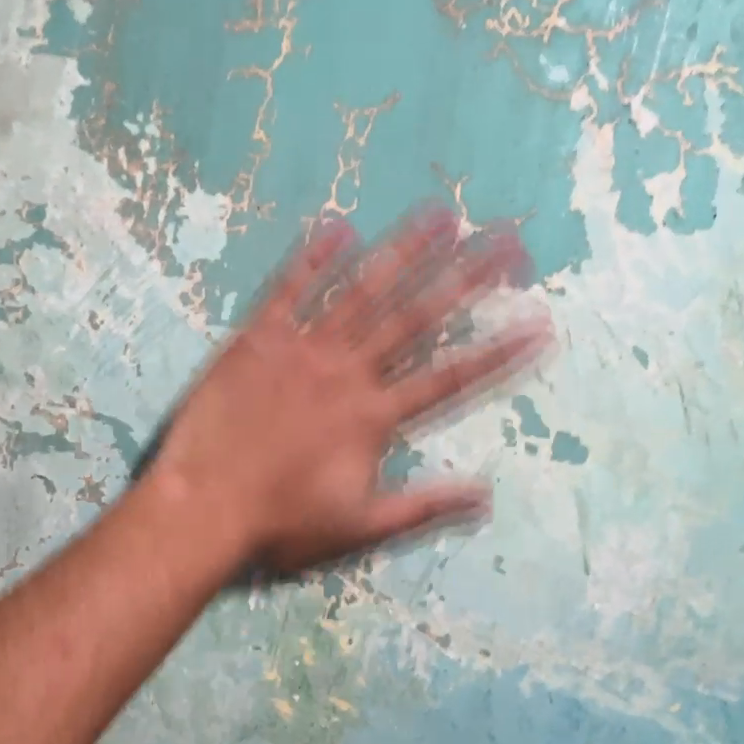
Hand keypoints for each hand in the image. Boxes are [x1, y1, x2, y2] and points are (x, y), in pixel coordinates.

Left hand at [144, 203, 553, 573]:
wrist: (203, 507)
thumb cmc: (280, 525)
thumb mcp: (359, 528)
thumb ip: (423, 507)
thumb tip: (486, 496)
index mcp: (374, 417)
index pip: (450, 378)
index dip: (498, 353)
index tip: (540, 323)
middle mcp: (347, 372)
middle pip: (416, 317)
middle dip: (467, 277)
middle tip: (507, 238)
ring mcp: (302, 350)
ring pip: (362, 291)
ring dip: (404, 252)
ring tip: (442, 215)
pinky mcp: (256, 341)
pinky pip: (289, 291)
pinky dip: (314, 259)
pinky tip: (340, 226)